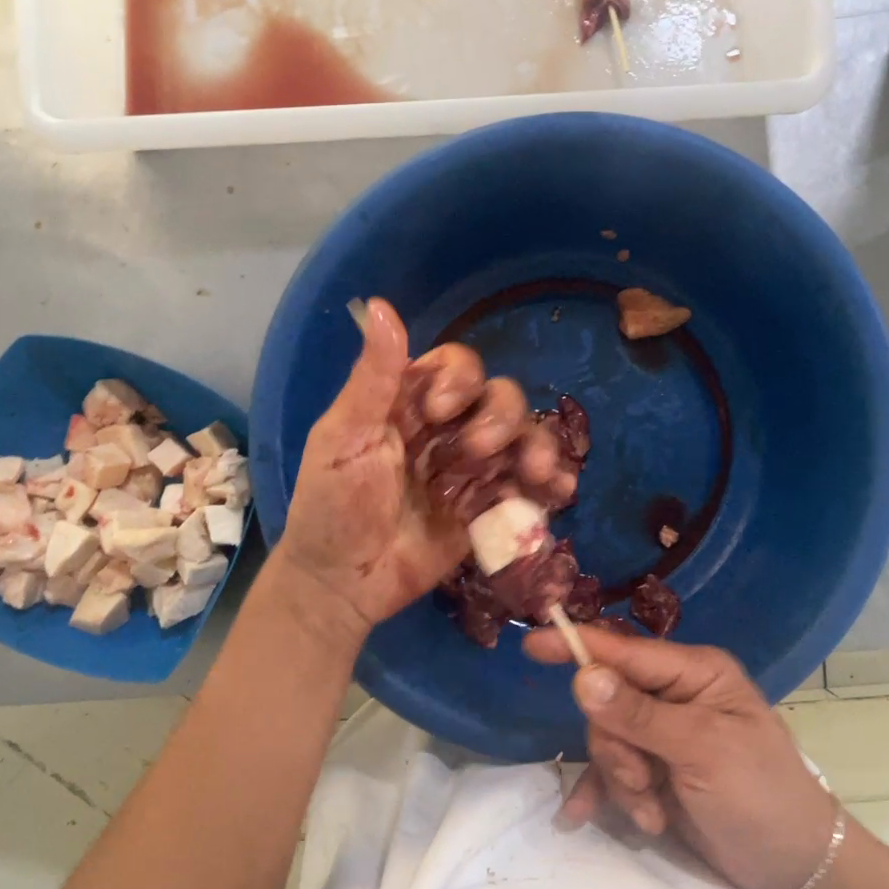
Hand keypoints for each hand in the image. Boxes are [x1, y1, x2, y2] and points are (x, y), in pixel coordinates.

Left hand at [279, 297, 573, 634]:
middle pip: (500, 399)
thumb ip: (370, 378)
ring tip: (540, 476)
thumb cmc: (330, 506)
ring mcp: (472, 470)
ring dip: (538, 449)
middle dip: (500, 419)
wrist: (340, 584)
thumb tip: (381, 305)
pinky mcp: (487, 509)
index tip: (440, 413)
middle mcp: (448, 430)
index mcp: (411, 404)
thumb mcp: (343, 438)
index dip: (461, 381)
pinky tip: (557, 492)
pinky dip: (549, 485)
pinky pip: (527, 487)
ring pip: (523, 440)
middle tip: (477, 452)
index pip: (457, 367)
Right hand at [525, 624, 838, 888]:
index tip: (532, 645)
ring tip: (651, 812)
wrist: (794, 865)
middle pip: (607, 702)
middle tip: (641, 779)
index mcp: (694, 673)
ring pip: (606, 741)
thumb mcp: (702, 750)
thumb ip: (639, 714)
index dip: (578, 647)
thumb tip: (583, 676)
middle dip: (615, 746)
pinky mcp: (655, 772)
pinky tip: (585, 817)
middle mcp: (674, 696)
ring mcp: (663, 736)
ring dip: (620, 780)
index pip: (625, 651)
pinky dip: (604, 795)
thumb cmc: (760, 794)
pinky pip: (610, 773)